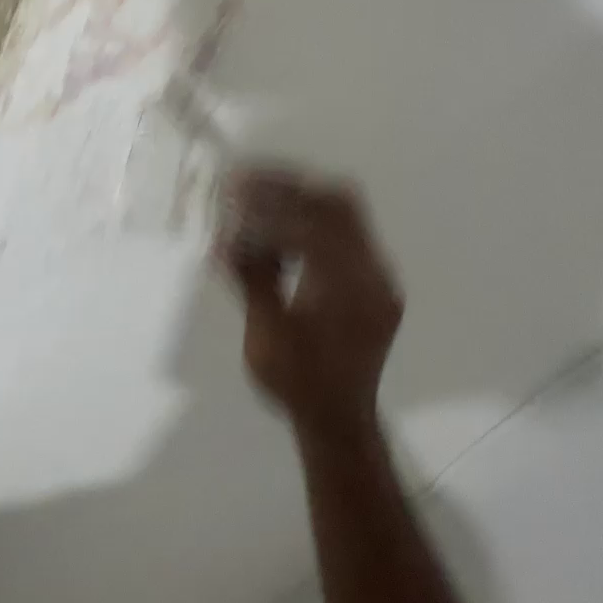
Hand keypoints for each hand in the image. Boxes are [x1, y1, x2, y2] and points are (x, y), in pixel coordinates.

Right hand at [216, 167, 403, 432]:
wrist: (338, 422)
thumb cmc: (298, 382)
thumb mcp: (266, 333)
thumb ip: (252, 278)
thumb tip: (226, 236)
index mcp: (349, 285)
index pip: (314, 220)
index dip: (272, 198)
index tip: (235, 187)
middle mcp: (373, 274)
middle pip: (340, 205)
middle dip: (291, 186)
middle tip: (248, 180)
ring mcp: (376, 281)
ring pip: (344, 219)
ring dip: (299, 204)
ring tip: (255, 201)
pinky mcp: (370, 290)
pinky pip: (344, 241)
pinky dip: (309, 228)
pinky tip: (275, 237)